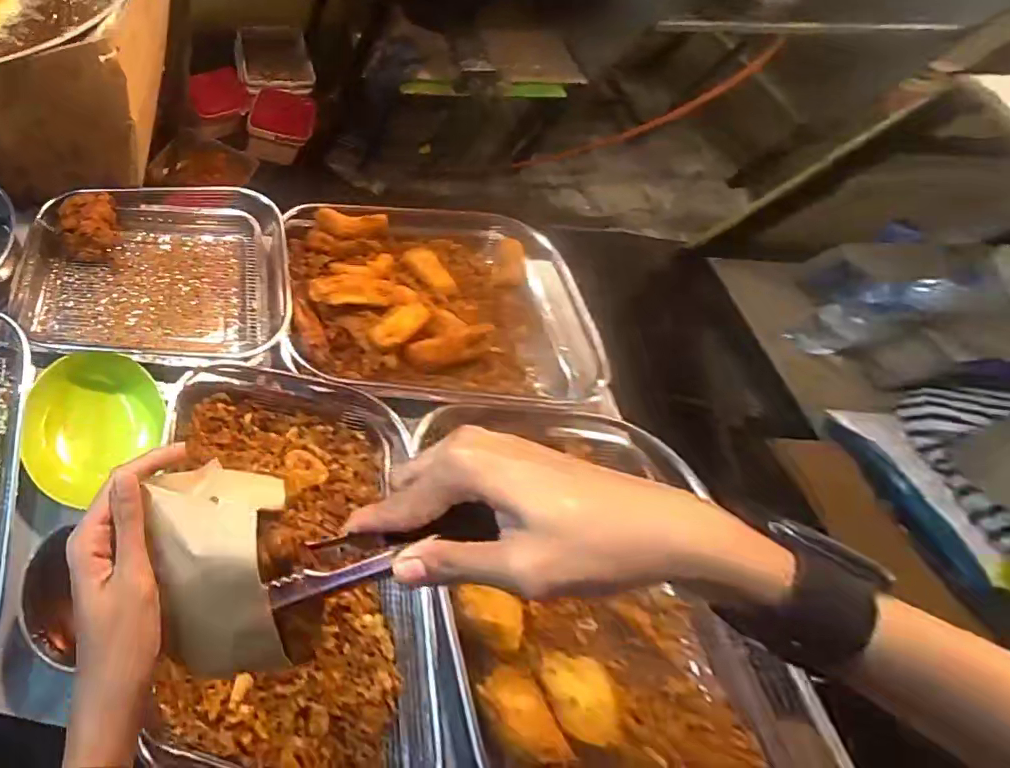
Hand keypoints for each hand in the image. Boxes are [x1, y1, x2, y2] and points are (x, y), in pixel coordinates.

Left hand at [62, 443, 186, 767]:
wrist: (113, 696)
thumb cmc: (124, 641)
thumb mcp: (133, 579)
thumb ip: (129, 525)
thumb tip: (129, 474)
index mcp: (87, 538)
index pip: (116, 483)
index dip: (148, 462)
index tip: (184, 450)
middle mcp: (88, 541)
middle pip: (119, 493)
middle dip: (152, 473)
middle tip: (191, 464)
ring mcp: (99, 557)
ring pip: (126, 512)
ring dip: (154, 495)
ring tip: (187, 483)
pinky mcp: (112, 572)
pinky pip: (131, 534)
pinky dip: (153, 521)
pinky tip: (175, 520)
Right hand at [344, 426, 793, 604]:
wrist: (669, 526)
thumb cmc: (592, 549)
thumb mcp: (521, 569)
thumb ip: (453, 564)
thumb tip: (397, 570)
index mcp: (461, 466)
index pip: (402, 500)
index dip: (372, 523)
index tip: (340, 538)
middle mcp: (463, 442)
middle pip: (409, 480)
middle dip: (399, 516)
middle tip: (401, 558)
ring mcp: (485, 439)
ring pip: (431, 473)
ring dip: (424, 508)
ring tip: (435, 550)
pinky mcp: (505, 447)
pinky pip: (455, 470)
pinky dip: (447, 497)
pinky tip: (467, 527)